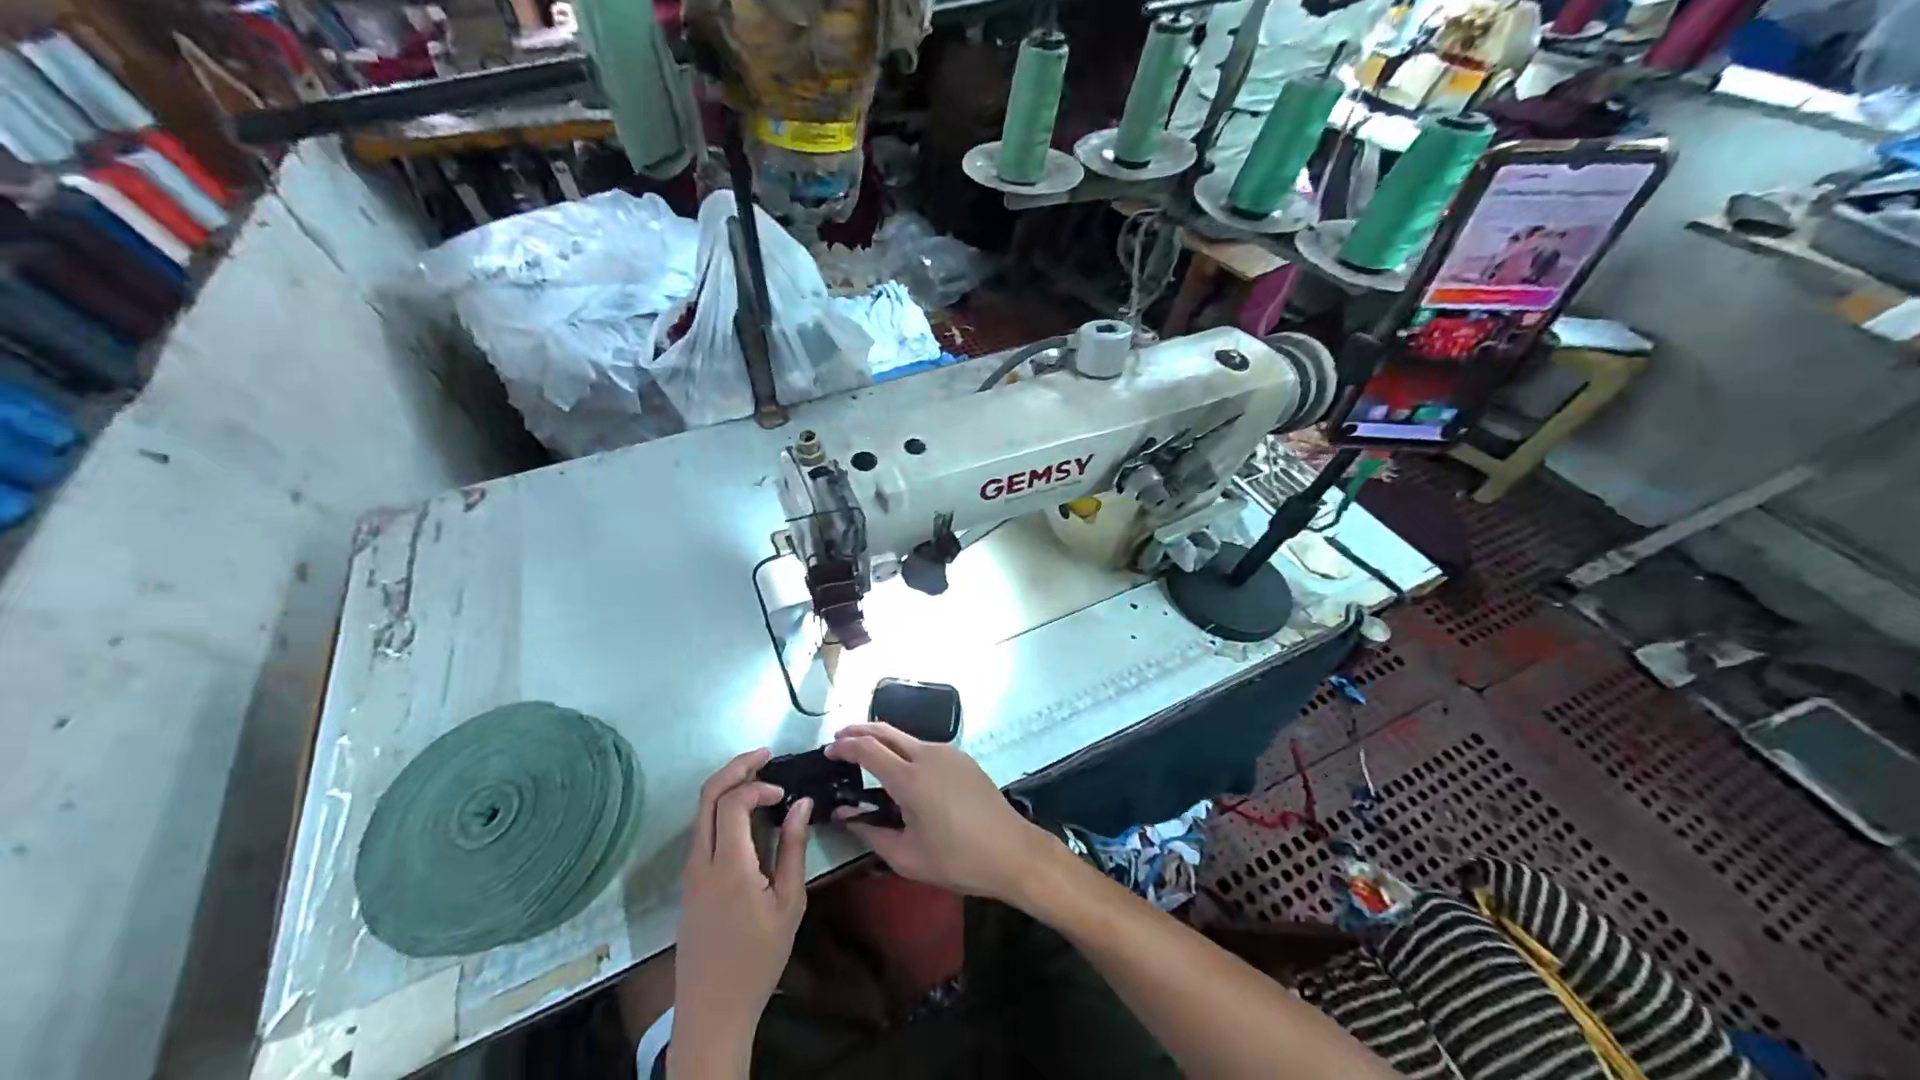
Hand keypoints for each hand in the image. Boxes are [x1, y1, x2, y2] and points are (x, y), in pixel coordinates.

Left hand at [672, 749, 809, 1073]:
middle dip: (735, 767)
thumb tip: (801, 804)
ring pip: (701, 811)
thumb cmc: (758, 957)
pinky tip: (748, 813)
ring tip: (761, 778)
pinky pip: (703, 830)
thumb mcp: (788, 903)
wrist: (713, 1008)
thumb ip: (792, 848)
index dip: (759, 786)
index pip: (733, 802)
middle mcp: (700, 861)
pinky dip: (723, 809)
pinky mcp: (689, 881)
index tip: (785, 793)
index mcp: (727, 865)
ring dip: (728, 787)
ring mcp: (690, 871)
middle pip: (707, 796)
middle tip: (765, 755)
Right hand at [826, 723, 1060, 902]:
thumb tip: (845, 815)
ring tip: (866, 757)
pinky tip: (901, 770)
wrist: (1013, 852)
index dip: (844, 747)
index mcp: (910, 777)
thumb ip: (870, 832)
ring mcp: (949, 753)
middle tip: (839, 741)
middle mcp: (928, 755)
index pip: (867, 749)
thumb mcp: (906, 857)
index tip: (828, 752)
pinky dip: (904, 750)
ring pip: (907, 738)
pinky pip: (926, 748)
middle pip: (886, 731)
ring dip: (883, 740)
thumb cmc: (957, 859)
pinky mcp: (963, 759)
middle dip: (859, 731)